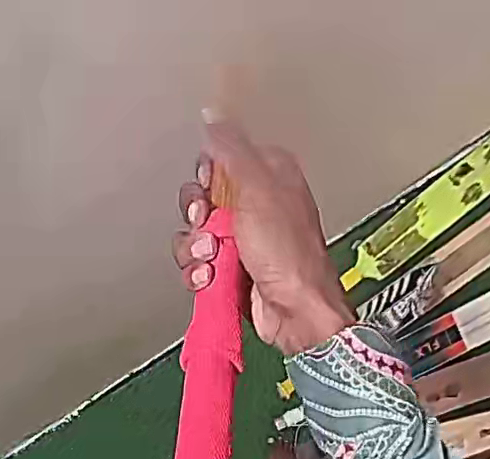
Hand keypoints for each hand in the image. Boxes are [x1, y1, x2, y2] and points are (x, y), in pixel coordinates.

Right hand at [172, 117, 355, 354]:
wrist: (294, 312)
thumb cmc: (289, 255)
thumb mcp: (259, 189)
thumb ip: (232, 149)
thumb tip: (212, 114)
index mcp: (267, 177)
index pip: (220, 160)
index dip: (207, 178)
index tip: (210, 191)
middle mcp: (254, 208)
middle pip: (201, 200)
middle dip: (197, 218)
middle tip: (210, 230)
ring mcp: (241, 243)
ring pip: (194, 237)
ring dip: (195, 251)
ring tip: (214, 259)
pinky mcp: (230, 273)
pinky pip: (197, 267)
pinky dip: (198, 275)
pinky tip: (211, 279)